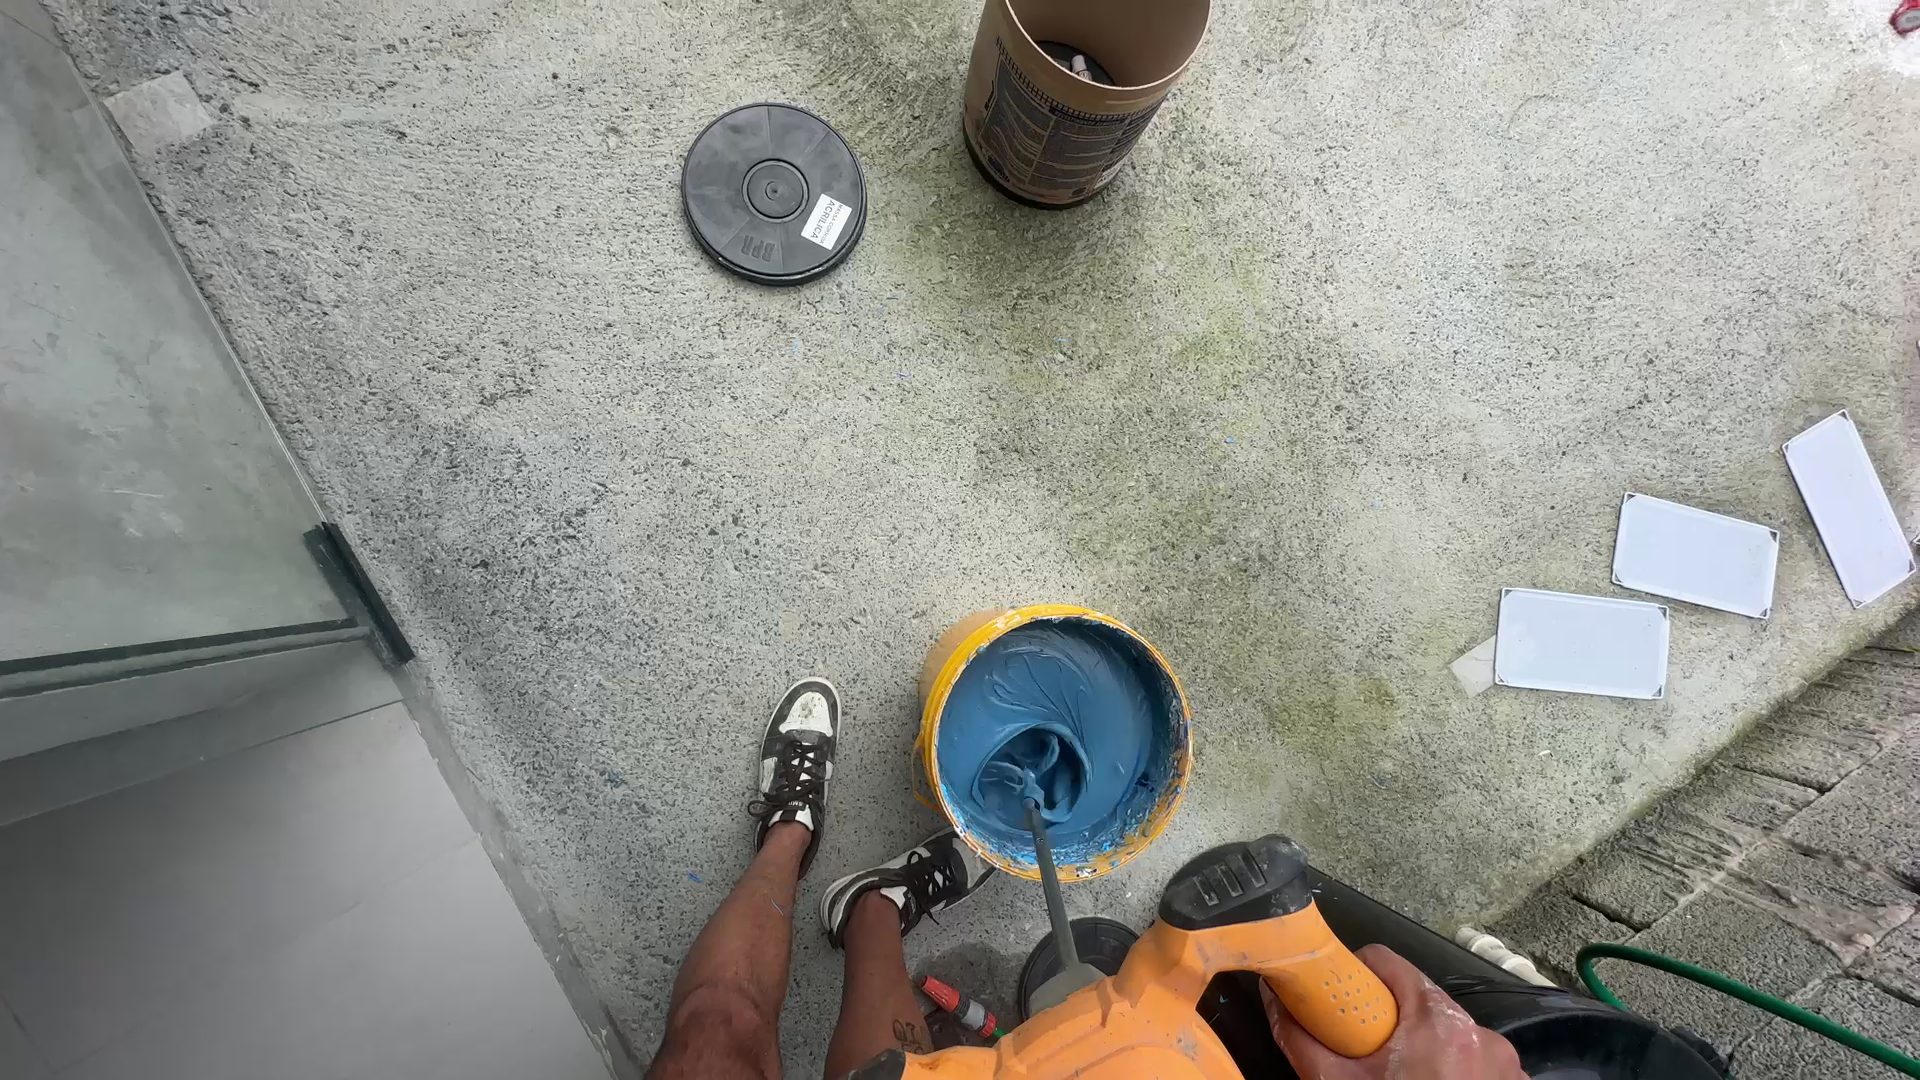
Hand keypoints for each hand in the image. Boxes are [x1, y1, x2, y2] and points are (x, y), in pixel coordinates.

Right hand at [1262, 945, 1527, 1079]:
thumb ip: (1297, 1036)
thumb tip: (1271, 994)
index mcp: (1437, 1019)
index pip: (1385, 961)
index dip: (1357, 975)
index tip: (1345, 1005)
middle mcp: (1482, 1034)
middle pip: (1418, 997)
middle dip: (1390, 1018)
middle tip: (1368, 1052)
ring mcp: (1509, 1067)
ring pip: (1449, 1031)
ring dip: (1425, 1046)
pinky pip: (1479, 1063)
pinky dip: (1455, 1071)